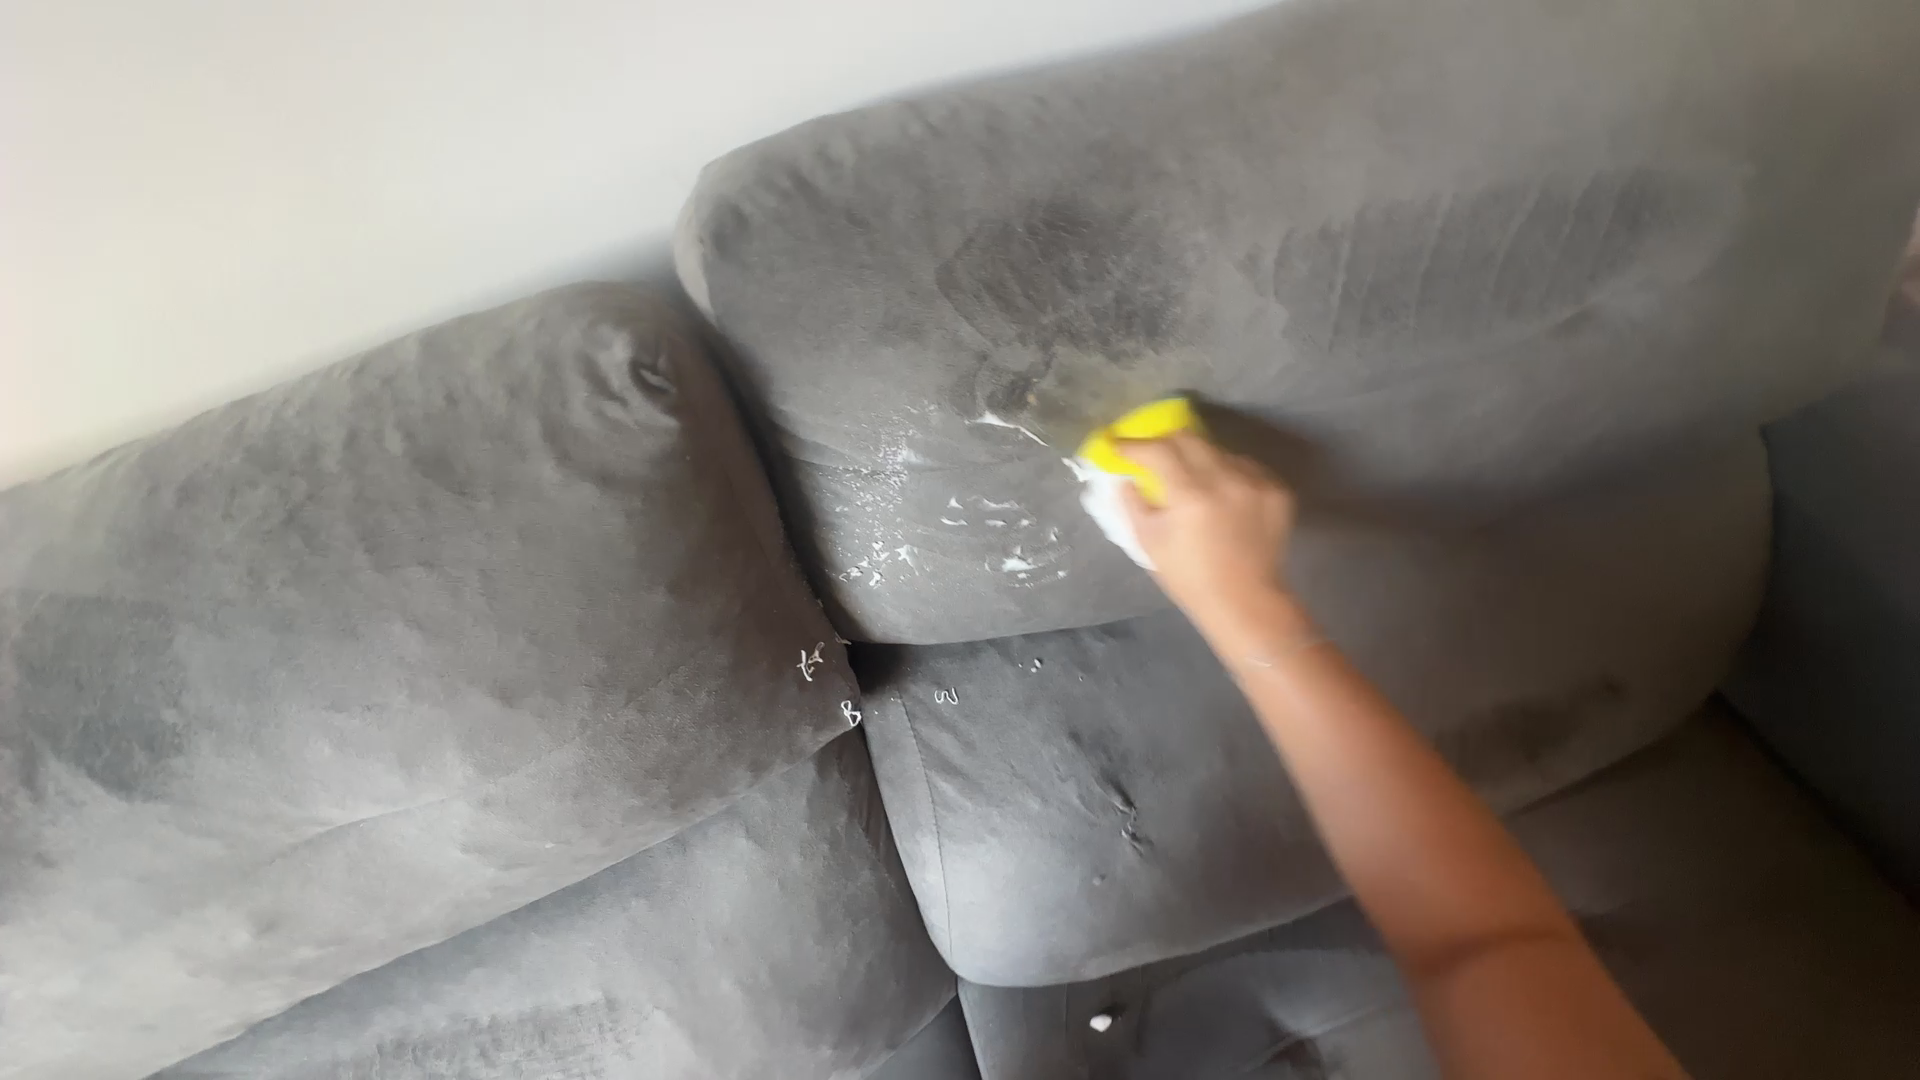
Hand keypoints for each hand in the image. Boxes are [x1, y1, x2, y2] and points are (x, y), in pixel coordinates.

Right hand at [1118, 432, 1297, 626]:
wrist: (1245, 600)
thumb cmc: (1189, 577)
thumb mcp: (1149, 542)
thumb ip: (1132, 503)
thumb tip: (1124, 477)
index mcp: (1190, 496)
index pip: (1157, 451)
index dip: (1132, 446)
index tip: (1118, 446)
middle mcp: (1225, 480)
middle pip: (1188, 437)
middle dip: (1164, 443)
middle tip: (1154, 457)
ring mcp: (1255, 483)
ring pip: (1218, 450)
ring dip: (1198, 459)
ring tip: (1193, 483)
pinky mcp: (1276, 489)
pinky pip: (1245, 466)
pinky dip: (1227, 473)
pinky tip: (1222, 495)